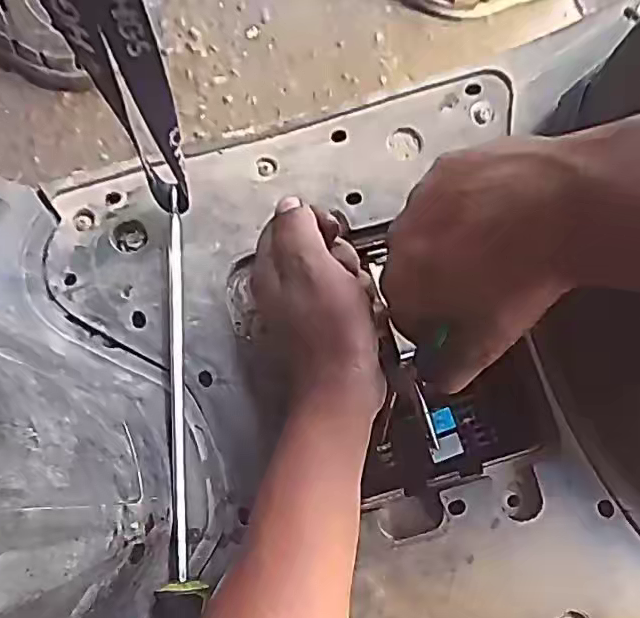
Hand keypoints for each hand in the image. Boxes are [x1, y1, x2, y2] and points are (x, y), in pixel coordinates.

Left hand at [253, 196, 385, 415]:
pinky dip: (364, 308)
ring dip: (357, 284)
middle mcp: (286, 292)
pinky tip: (366, 320)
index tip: (335, 233)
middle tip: (348, 275)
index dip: (318, 222)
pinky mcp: (333, 332)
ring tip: (359, 302)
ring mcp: (310, 313)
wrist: (347, 389)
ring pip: (340, 277)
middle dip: (342, 258)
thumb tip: (293, 206)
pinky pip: (353, 305)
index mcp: (273, 271)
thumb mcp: (311, 265)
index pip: (290, 222)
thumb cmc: (331, 339)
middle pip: (319, 250)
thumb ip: (297, 227)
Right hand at [382, 135, 589, 392]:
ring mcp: (425, 195)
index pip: (400, 316)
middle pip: (409, 272)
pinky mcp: (451, 165)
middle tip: (473, 294)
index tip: (448, 328)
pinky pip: (445, 198)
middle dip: (435, 286)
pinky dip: (463, 212)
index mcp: (403, 282)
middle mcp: (404, 235)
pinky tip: (495, 223)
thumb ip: (455, 368)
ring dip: (447, 247)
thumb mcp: (490, 341)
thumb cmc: (529, 270)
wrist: (568, 208)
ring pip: (425, 234)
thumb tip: (444, 379)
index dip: (428, 327)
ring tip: (489, 256)